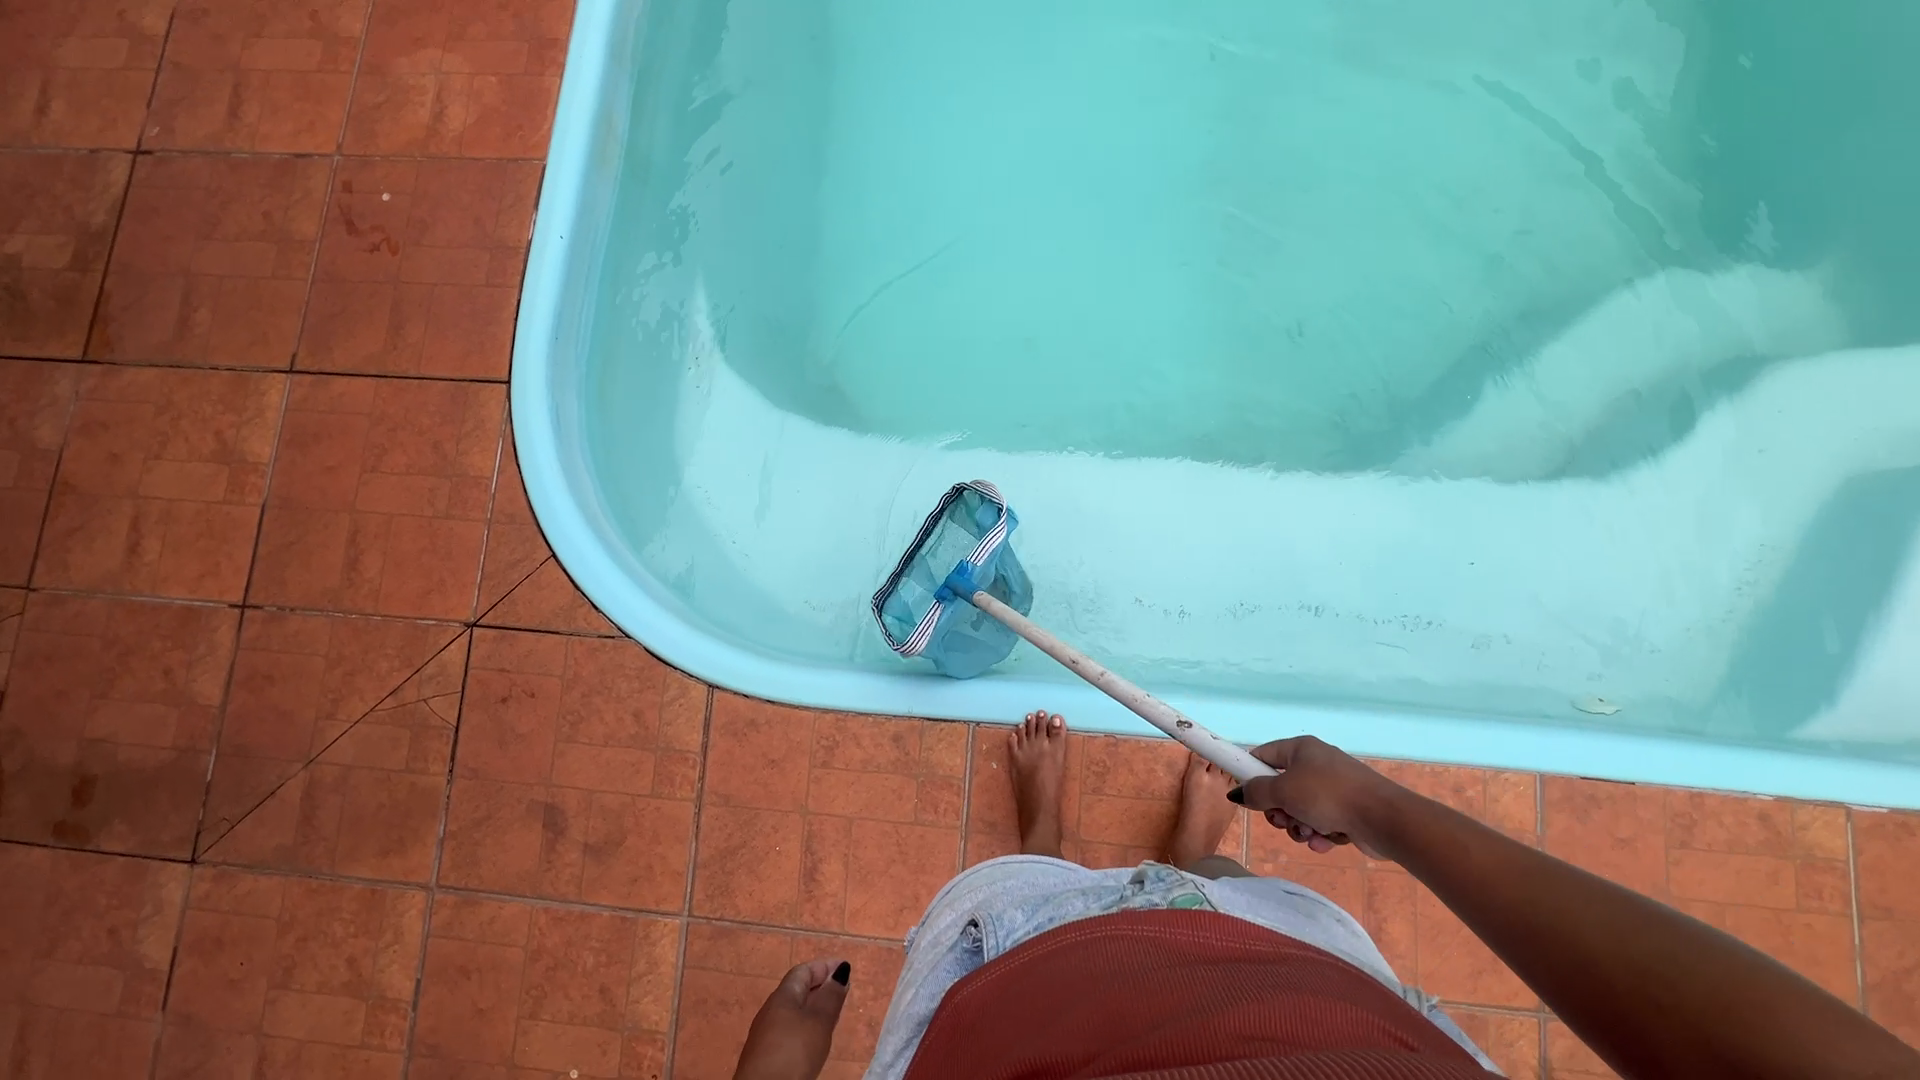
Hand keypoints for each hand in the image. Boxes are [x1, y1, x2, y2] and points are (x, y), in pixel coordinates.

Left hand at [733, 959, 849, 1079]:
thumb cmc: (793, 1052)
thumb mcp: (819, 1022)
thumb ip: (831, 997)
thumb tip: (840, 971)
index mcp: (782, 996)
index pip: (803, 971)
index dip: (824, 966)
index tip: (845, 967)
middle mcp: (771, 1010)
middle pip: (797, 990)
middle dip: (820, 987)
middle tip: (841, 990)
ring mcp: (765, 1034)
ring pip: (793, 1012)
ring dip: (813, 1009)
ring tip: (832, 1015)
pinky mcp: (765, 1055)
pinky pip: (788, 1030)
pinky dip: (805, 1027)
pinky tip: (813, 1041)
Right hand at [1233, 736, 1408, 858]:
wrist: (1385, 819)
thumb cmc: (1328, 796)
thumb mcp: (1283, 791)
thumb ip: (1256, 792)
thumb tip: (1238, 793)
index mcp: (1301, 749)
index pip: (1263, 755)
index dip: (1250, 773)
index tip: (1244, 794)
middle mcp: (1317, 765)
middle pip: (1281, 788)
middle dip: (1279, 810)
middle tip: (1282, 819)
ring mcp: (1334, 789)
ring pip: (1300, 810)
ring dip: (1298, 826)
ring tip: (1310, 833)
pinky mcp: (1348, 811)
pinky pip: (1321, 822)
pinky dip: (1319, 834)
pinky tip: (1325, 841)